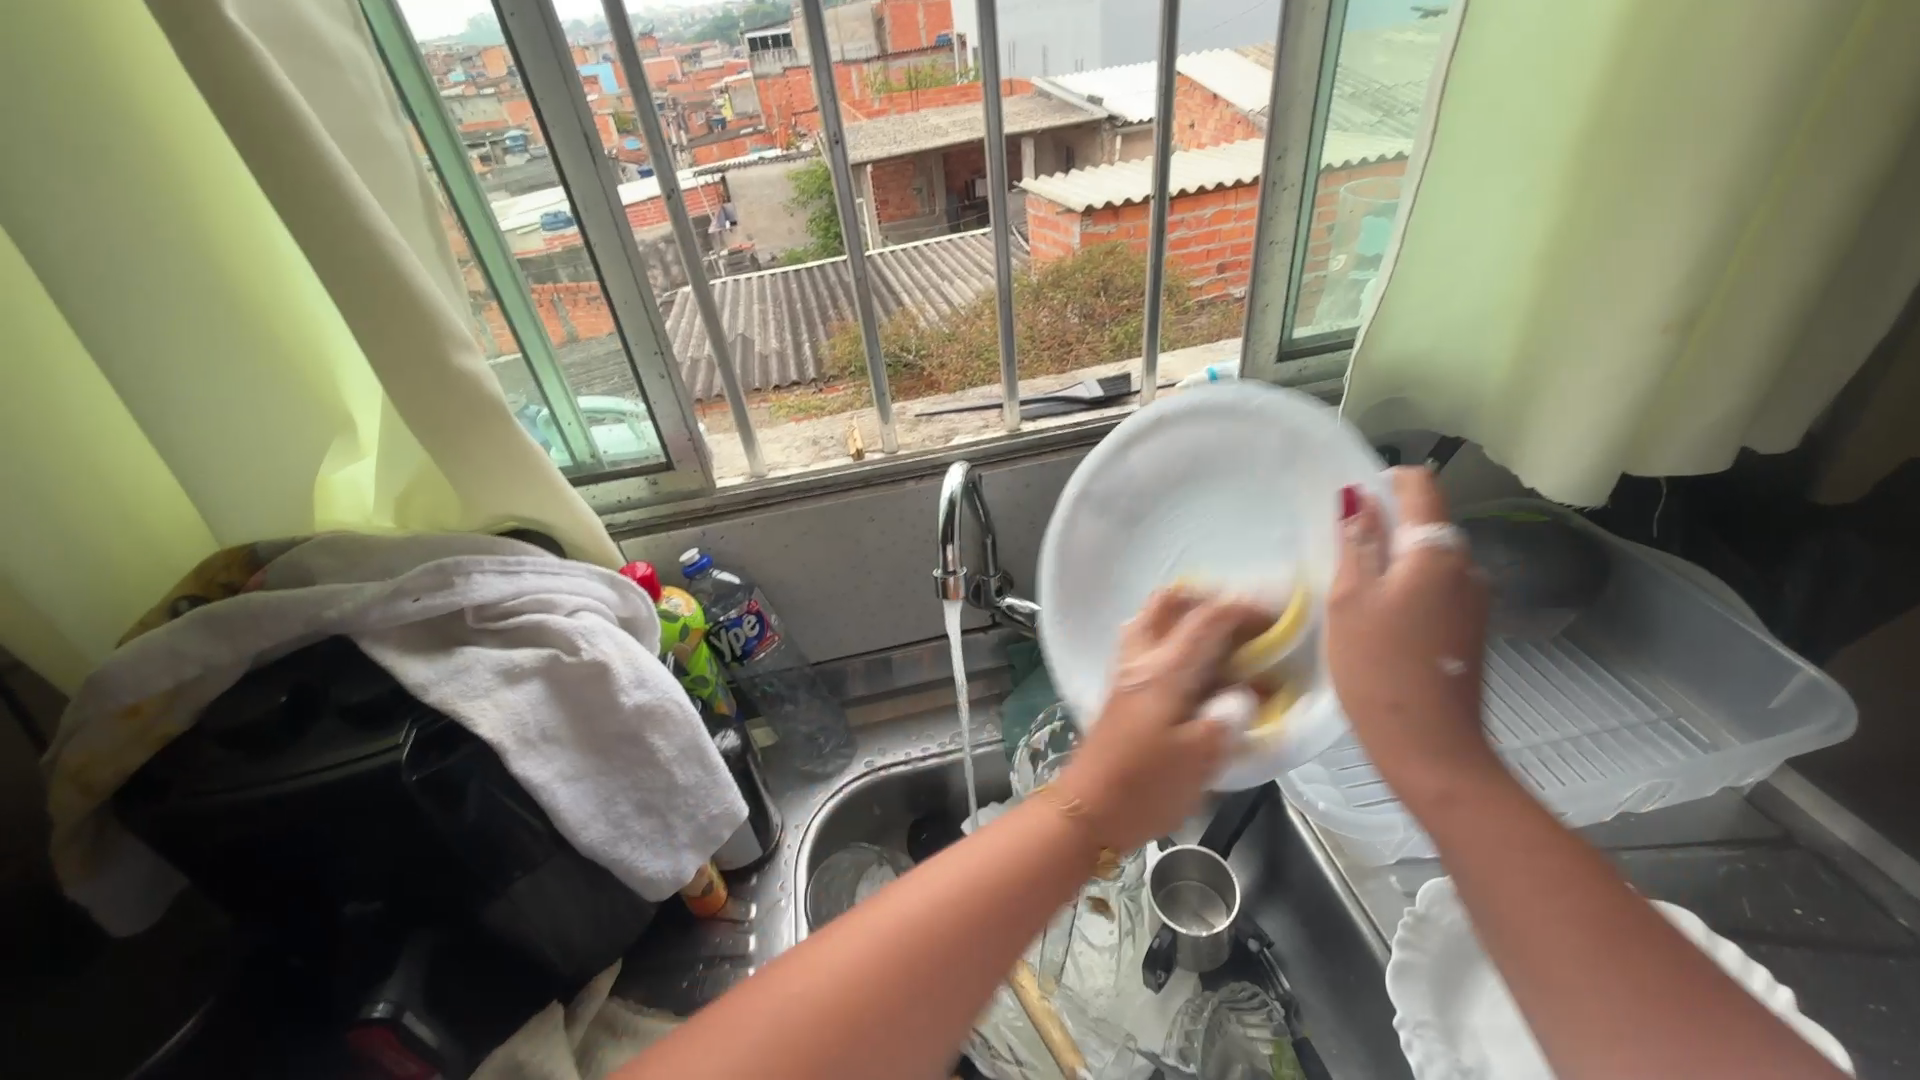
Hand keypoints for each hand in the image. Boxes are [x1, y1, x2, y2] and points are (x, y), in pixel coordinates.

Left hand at [1053, 590, 1274, 852]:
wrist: (1089, 811)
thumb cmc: (1146, 787)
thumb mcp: (1201, 758)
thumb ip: (1229, 717)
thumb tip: (1246, 692)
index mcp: (1164, 671)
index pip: (1207, 618)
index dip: (1245, 608)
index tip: (1277, 614)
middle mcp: (1141, 660)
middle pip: (1168, 602)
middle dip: (1208, 598)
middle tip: (1242, 620)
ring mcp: (1126, 672)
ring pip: (1153, 620)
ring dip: (1188, 618)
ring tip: (1225, 642)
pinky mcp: (1122, 690)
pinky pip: (1149, 646)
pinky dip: (1176, 642)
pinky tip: (1200, 670)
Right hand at [1326, 467, 1501, 806]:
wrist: (1428, 745)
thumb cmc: (1376, 666)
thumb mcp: (1349, 600)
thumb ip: (1355, 544)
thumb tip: (1358, 500)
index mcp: (1438, 552)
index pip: (1421, 486)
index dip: (1384, 483)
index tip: (1350, 508)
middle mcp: (1467, 566)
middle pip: (1424, 525)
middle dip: (1382, 531)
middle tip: (1337, 562)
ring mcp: (1474, 599)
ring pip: (1427, 561)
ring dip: (1391, 565)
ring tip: (1351, 599)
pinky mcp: (1470, 628)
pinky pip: (1434, 589)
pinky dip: (1405, 592)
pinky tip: (1376, 625)